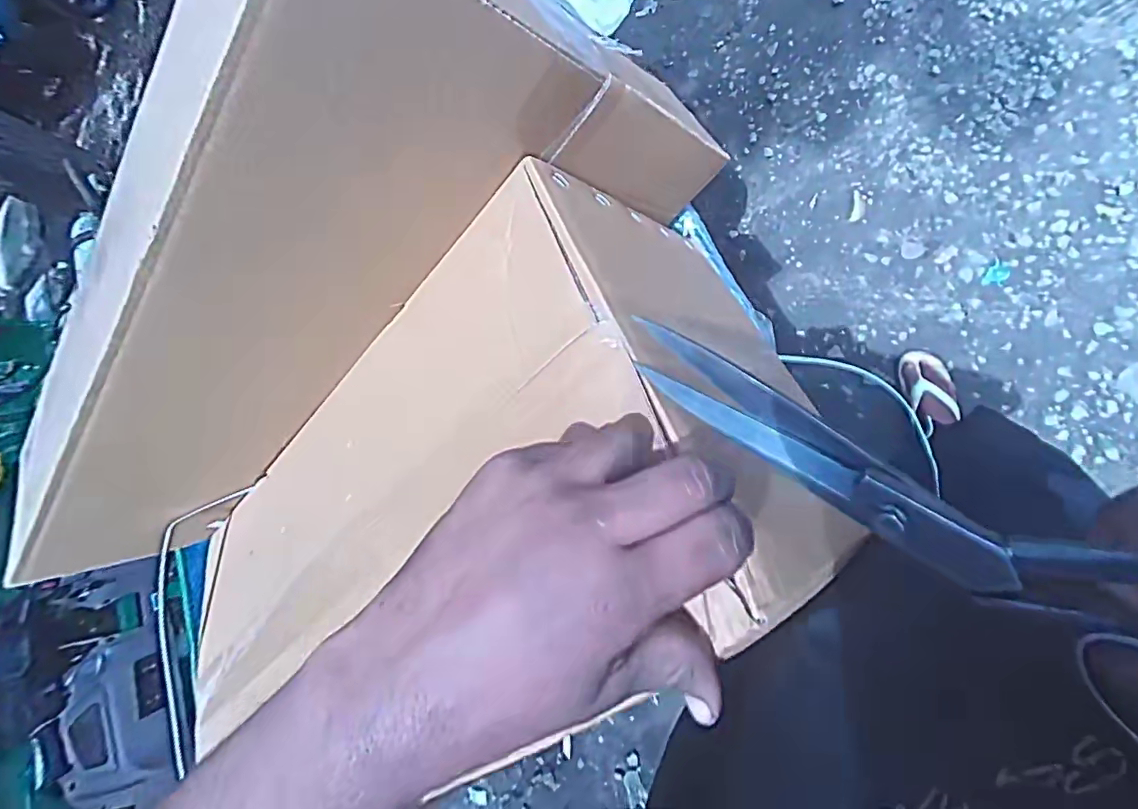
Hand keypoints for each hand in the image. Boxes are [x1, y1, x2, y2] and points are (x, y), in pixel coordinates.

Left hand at [171, 415, 751, 808]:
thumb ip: (668, 661)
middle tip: (691, 516)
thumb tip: (716, 688)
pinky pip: (572, 441)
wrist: (402, 675)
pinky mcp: (508, 465)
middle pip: (691, 471)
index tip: (723, 548)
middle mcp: (591, 522)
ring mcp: (545, 483)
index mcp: (622, 589)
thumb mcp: (597, 693)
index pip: (719, 535)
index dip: (736, 538)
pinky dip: (586, 464)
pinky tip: (564, 500)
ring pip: (632, 438)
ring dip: (644, 467)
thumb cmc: (506, 700)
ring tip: (625, 500)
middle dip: (708, 492)